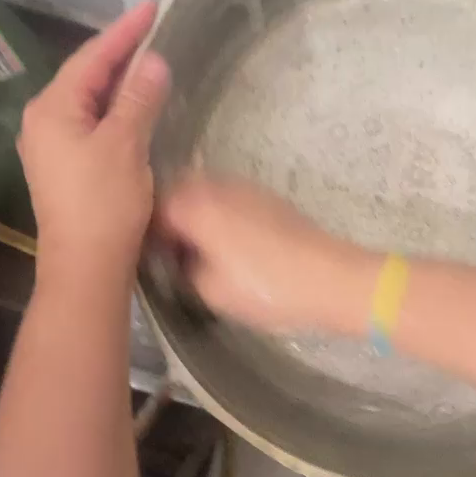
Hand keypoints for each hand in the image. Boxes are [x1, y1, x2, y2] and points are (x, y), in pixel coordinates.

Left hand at [17, 1, 170, 290]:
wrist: (85, 266)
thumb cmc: (103, 204)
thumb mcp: (125, 146)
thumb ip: (139, 100)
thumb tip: (153, 62)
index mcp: (52, 108)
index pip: (91, 57)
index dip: (124, 32)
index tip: (151, 7)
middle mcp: (42, 121)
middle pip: (85, 77)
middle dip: (118, 54)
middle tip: (152, 32)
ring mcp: (49, 147)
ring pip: (87, 102)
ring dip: (117, 84)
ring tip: (146, 63)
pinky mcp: (63, 169)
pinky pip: (89, 125)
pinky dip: (113, 111)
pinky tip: (132, 110)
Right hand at [154, 179, 377, 334]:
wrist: (331, 278)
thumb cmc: (265, 286)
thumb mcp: (210, 290)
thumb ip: (183, 270)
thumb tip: (178, 260)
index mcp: (194, 204)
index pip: (149, 208)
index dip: (144, 235)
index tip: (147, 260)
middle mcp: (216, 186)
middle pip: (176, 195)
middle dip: (169, 222)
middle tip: (170, 257)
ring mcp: (245, 188)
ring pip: (205, 196)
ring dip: (195, 218)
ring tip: (198, 255)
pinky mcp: (269, 199)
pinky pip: (230, 202)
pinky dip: (220, 219)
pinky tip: (228, 249)